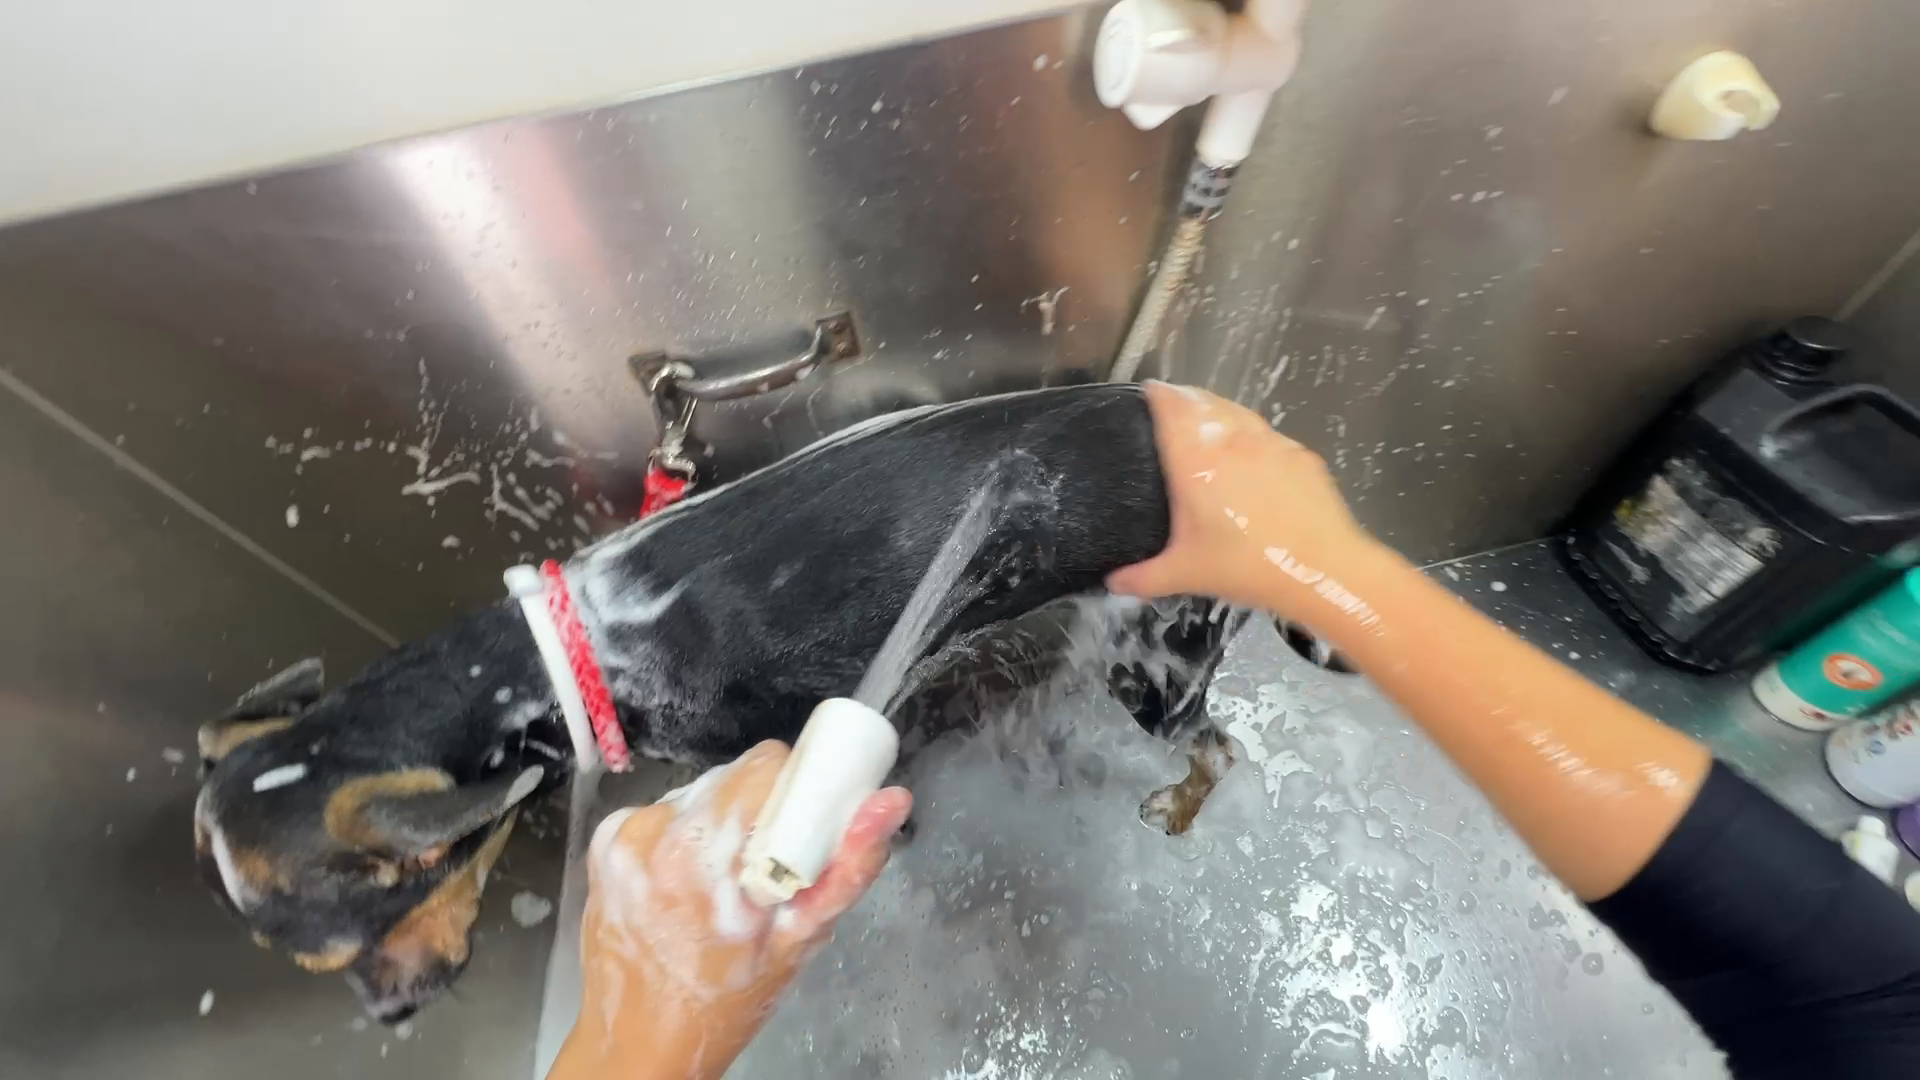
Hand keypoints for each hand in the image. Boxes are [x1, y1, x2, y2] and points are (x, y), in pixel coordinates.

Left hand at [549, 741, 911, 1079]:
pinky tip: (689, 881)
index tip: (802, 826)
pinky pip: (669, 811)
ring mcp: (625, 832)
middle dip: (761, 809)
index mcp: (705, 847)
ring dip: (725, 820)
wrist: (637, 1048)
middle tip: (767, 864)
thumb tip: (894, 800)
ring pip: (704, 791)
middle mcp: (656, 827)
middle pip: (735, 776)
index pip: (768, 764)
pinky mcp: (606, 840)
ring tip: (728, 879)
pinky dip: (687, 834)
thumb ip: (851, 865)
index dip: (796, 787)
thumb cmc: (728, 999)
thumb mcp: (802, 939)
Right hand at [1108, 381, 1381, 622]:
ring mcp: (1270, 445)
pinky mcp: (1299, 455)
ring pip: (1237, 411)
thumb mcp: (1185, 575)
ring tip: (1205, 418)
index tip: (1148, 390)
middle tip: (1171, 403)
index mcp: (1197, 464)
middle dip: (1185, 398)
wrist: (1323, 570)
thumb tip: (1113, 583)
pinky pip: (1265, 432)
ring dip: (1217, 408)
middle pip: (1204, 403)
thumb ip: (1143, 578)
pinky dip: (1248, 431)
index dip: (1158, 395)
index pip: (1173, 411)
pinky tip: (1247, 450)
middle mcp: (1232, 444)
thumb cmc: (1246, 568)